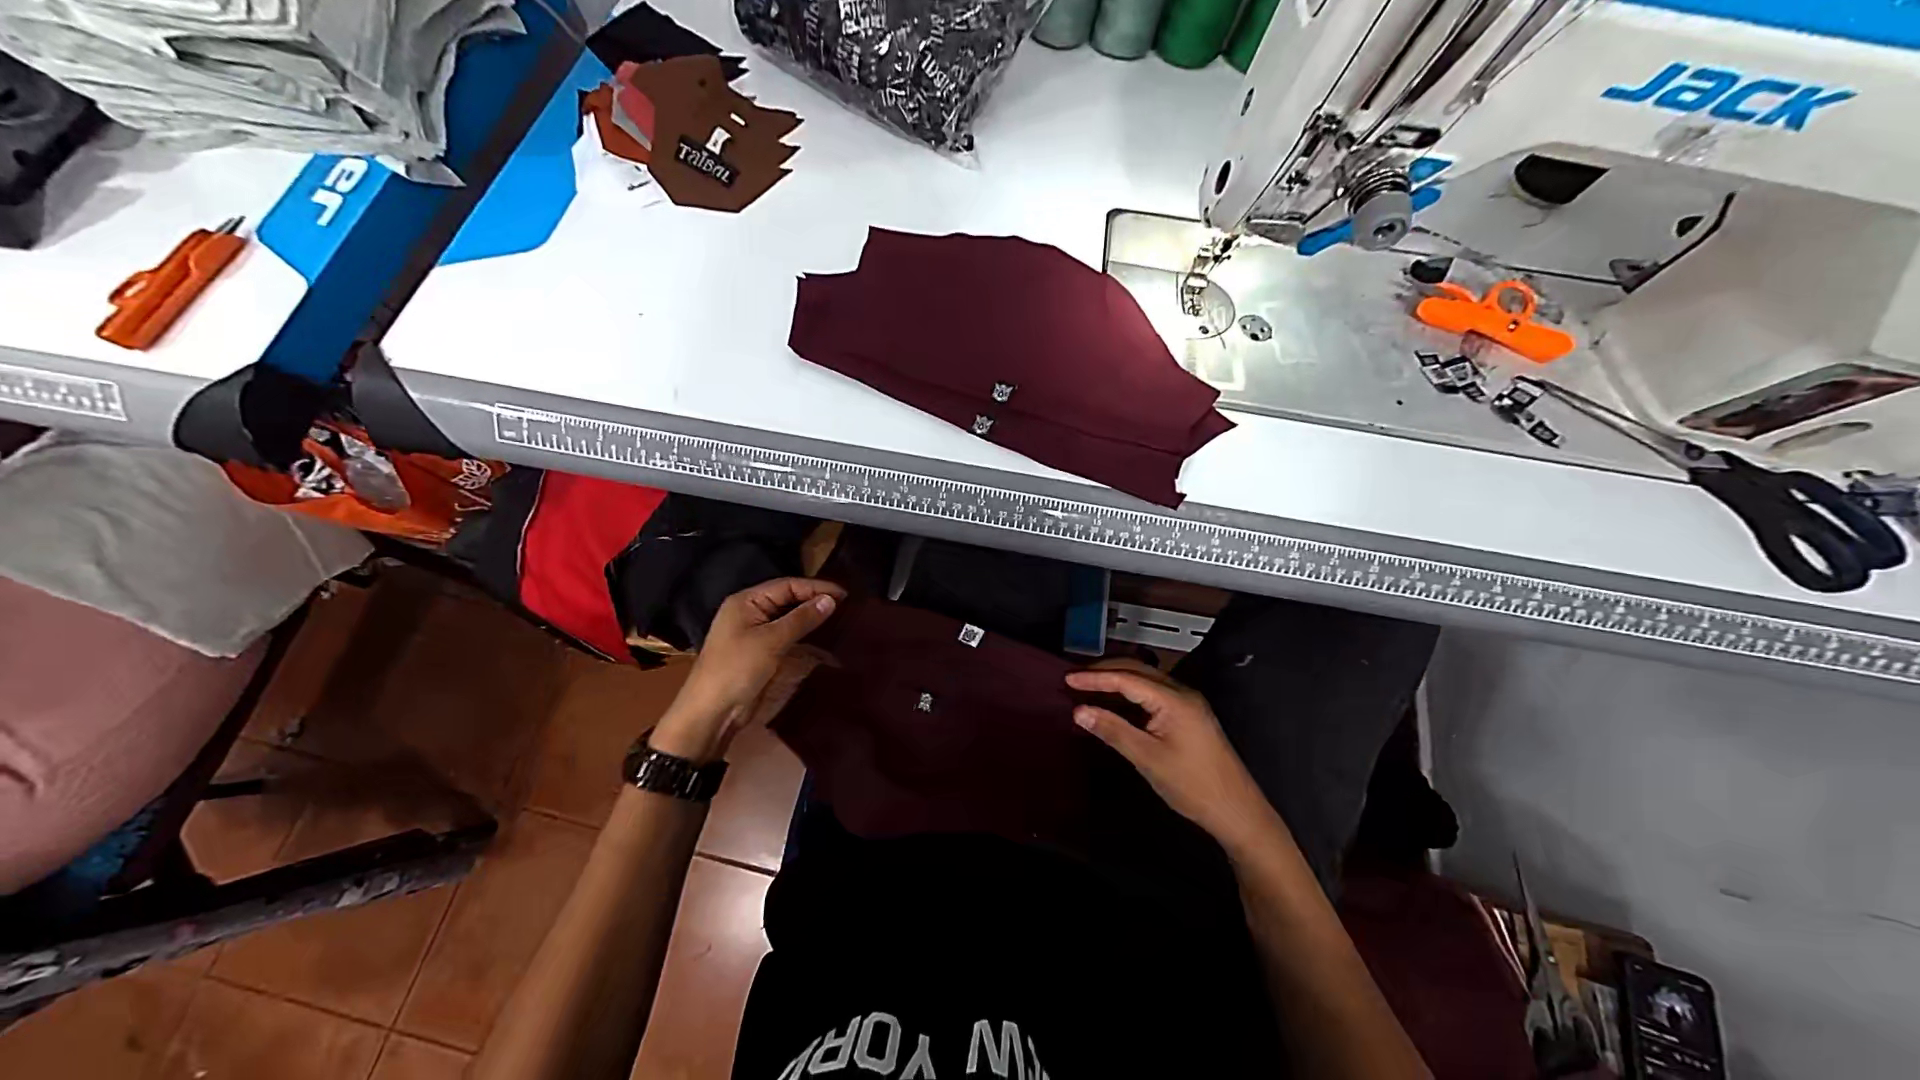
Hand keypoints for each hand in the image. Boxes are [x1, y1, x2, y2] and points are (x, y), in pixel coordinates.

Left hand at [651, 577, 844, 762]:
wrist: (712, 713)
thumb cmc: (737, 669)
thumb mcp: (771, 641)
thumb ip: (802, 618)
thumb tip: (831, 600)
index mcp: (747, 601)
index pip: (787, 585)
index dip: (816, 588)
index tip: (846, 595)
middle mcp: (752, 613)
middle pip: (789, 600)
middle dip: (816, 603)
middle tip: (849, 608)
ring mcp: (757, 634)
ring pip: (791, 620)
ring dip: (814, 621)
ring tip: (843, 622)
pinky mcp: (764, 654)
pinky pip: (790, 639)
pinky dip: (808, 639)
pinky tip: (828, 642)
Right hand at [1065, 659, 1283, 853]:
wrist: (1236, 811)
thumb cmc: (1192, 785)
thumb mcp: (1147, 758)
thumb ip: (1113, 730)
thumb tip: (1079, 710)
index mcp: (1174, 700)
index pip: (1127, 678)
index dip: (1094, 677)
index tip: (1067, 678)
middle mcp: (1182, 693)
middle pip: (1137, 671)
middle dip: (1104, 672)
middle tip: (1073, 680)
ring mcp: (1188, 704)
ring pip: (1145, 681)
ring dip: (1116, 680)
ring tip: (1087, 687)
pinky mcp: (1188, 716)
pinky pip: (1153, 694)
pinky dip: (1130, 694)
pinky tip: (1113, 704)